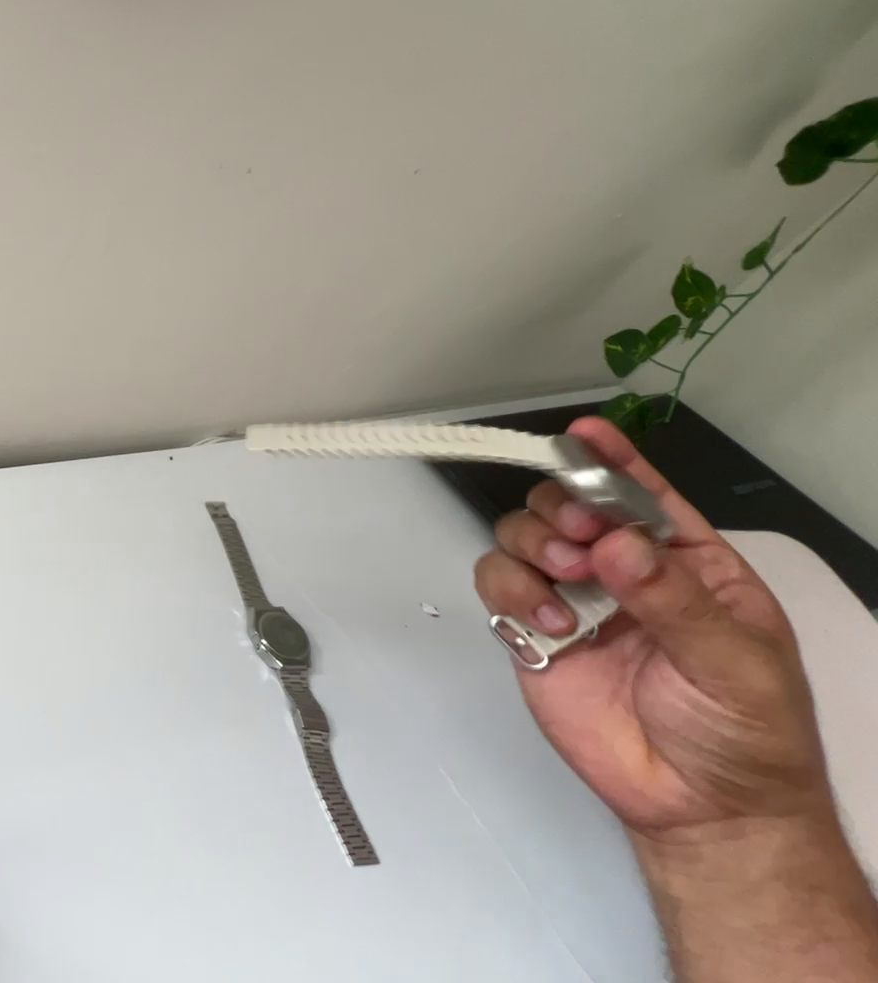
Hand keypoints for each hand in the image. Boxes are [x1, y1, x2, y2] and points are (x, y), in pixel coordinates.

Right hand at [473, 417, 833, 835]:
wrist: (694, 805)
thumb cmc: (744, 733)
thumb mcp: (736, 665)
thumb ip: (676, 602)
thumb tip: (618, 546)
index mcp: (686, 565)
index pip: (645, 497)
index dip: (612, 461)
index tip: (584, 434)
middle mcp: (619, 571)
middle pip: (564, 505)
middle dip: (560, 512)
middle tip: (576, 545)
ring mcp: (568, 597)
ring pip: (520, 536)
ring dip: (531, 548)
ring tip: (563, 588)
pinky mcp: (527, 629)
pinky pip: (495, 582)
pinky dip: (510, 593)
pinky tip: (547, 626)